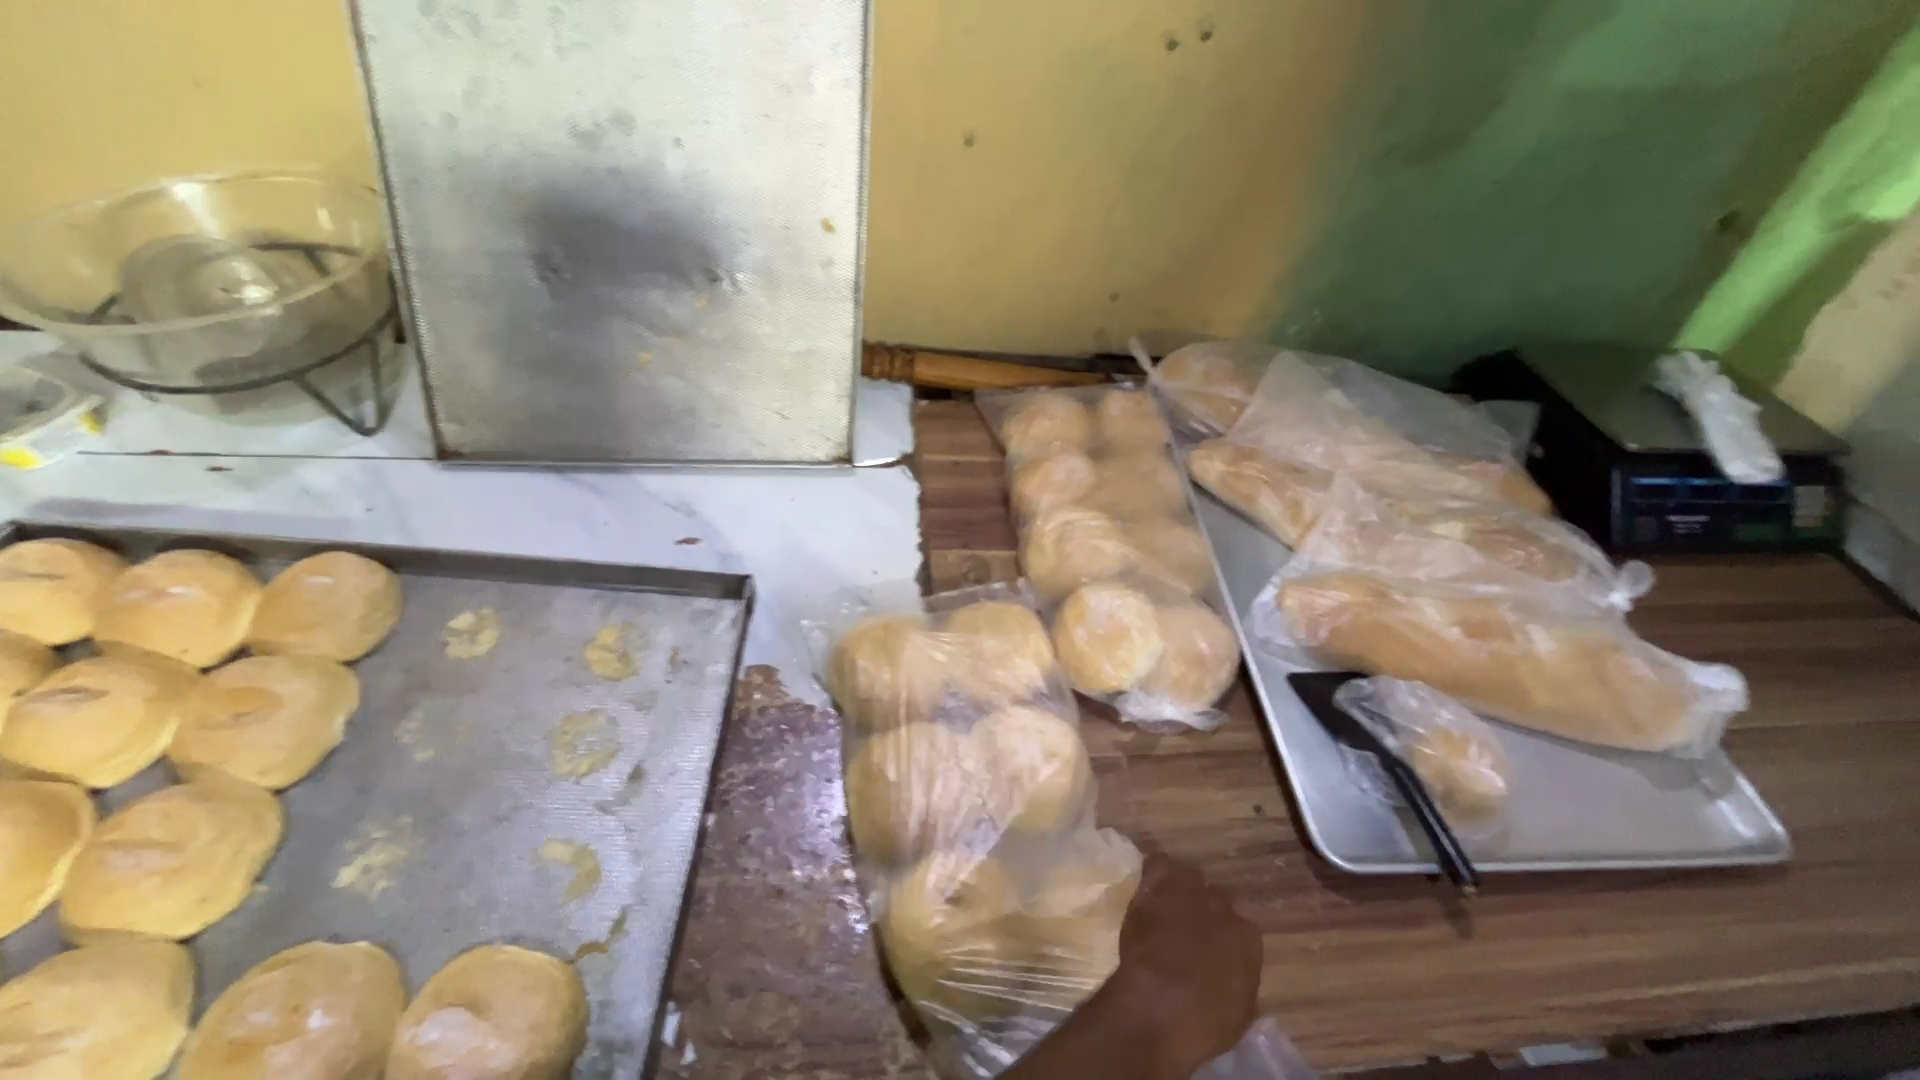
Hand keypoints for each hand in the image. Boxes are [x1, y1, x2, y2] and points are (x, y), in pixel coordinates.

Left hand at [1108, 851, 1262, 1076]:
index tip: (1214, 947)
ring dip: (1181, 886)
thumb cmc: (1204, 1022)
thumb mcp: (1237, 1013)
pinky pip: (1156, 865)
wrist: (1162, 1003)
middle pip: (1216, 895)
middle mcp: (1221, 907)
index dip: (1226, 935)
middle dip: (1205, 908)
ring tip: (1169, 901)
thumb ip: (1239, 985)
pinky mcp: (1153, 889)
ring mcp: (1186, 893)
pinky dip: (1155, 871)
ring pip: (1189, 874)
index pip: (1242, 925)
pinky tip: (1149, 884)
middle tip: (1189, 925)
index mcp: (1247, 938)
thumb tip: (1234, 978)